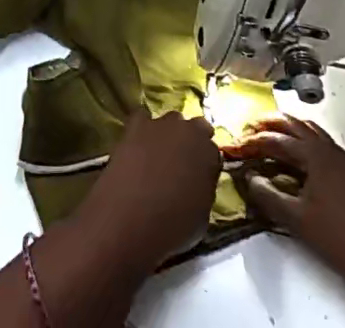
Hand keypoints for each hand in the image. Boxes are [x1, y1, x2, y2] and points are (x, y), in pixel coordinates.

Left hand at [73, 111, 219, 270]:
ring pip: (169, 121)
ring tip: (159, 154)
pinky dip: (142, 128)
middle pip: (193, 128)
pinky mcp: (134, 126)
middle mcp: (188, 131)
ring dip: (168, 134)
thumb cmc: (174, 224)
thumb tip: (196, 180)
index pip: (212, 150)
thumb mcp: (203, 212)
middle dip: (190, 141)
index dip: (206, 162)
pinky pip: (142, 119)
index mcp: (209, 153)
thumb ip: (203, 186)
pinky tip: (138, 144)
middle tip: (182, 162)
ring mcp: (160, 125)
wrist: (131, 215)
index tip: (200, 174)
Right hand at [229, 115, 344, 296]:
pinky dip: (302, 144)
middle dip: (268, 126)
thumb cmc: (344, 240)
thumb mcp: (296, 219)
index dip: (250, 143)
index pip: (274, 139)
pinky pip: (321, 146)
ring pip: (310, 133)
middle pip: (294, 125)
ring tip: (270, 139)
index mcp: (316, 155)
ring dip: (287, 132)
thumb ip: (267, 196)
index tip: (234, 150)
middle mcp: (331, 151)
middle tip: (249, 132)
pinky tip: (297, 162)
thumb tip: (249, 180)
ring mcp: (344, 163)